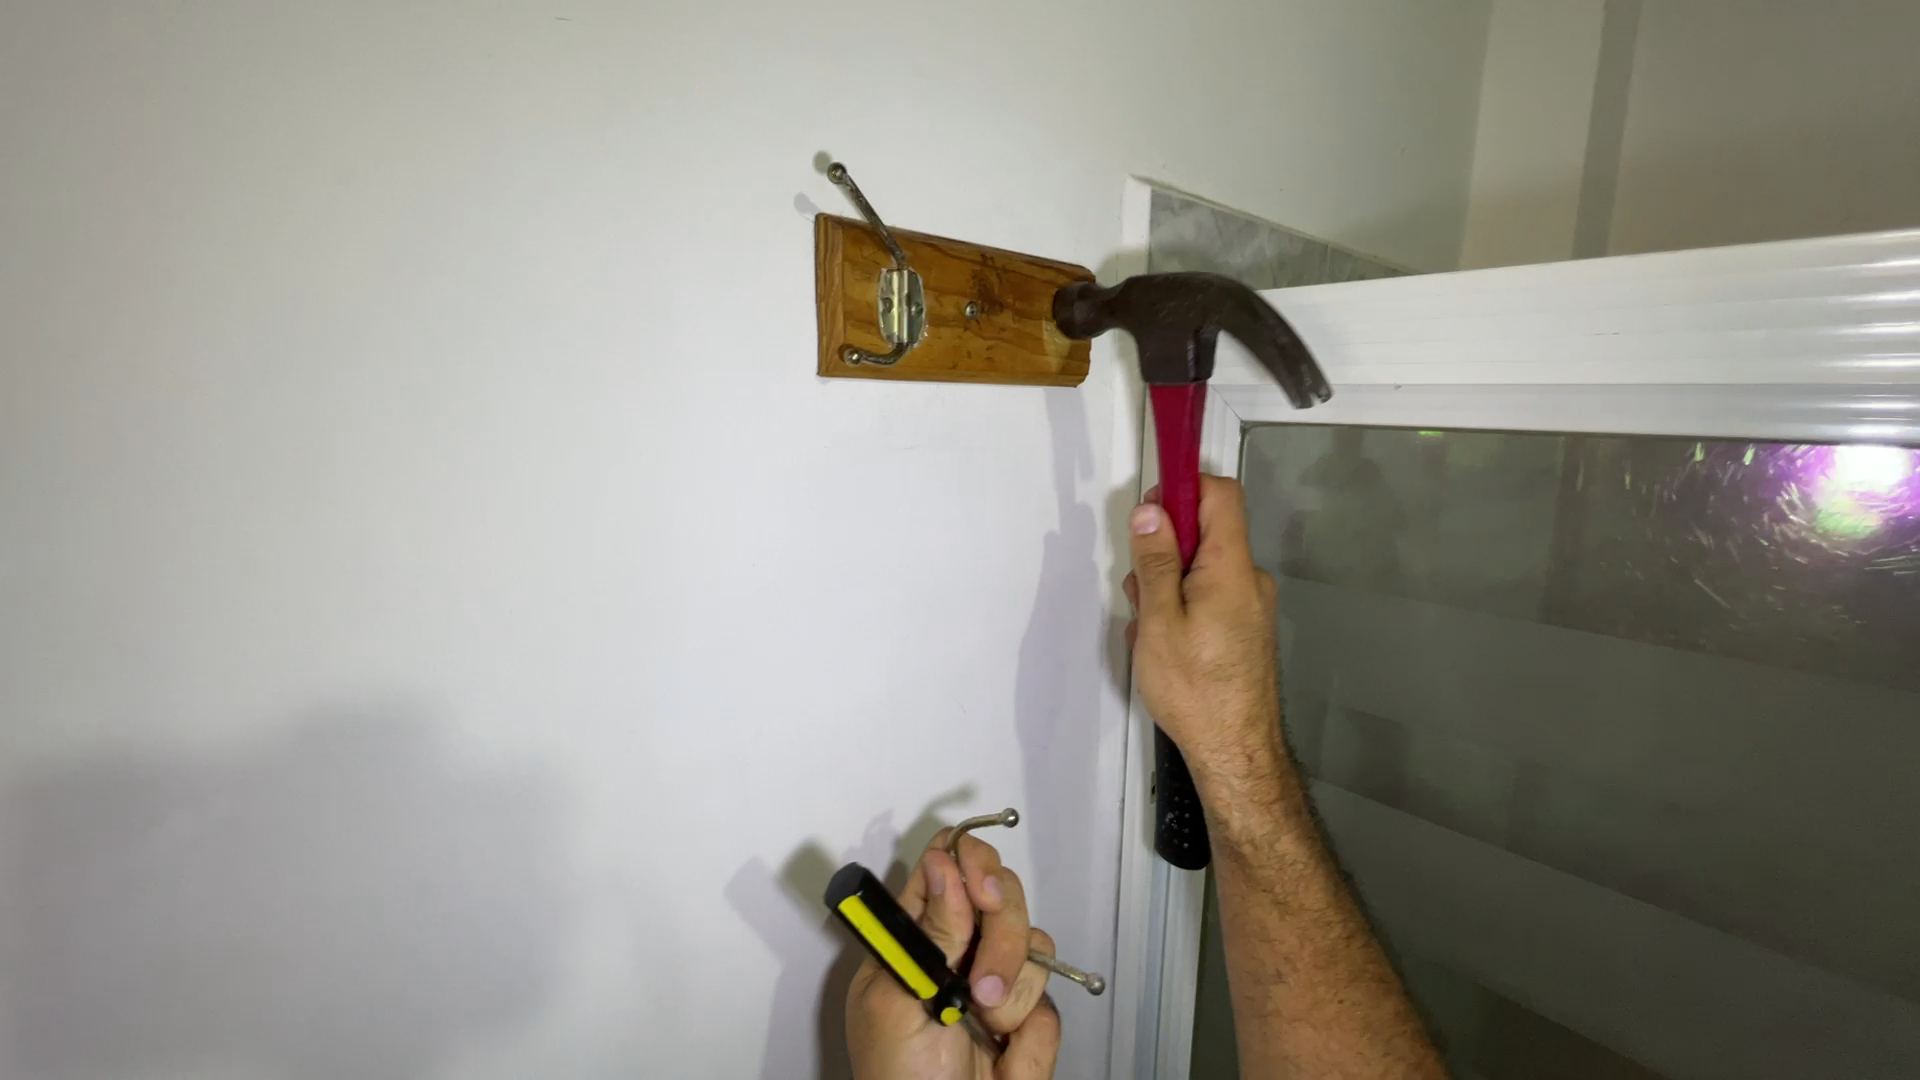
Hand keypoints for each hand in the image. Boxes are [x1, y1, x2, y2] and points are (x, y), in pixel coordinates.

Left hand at [845, 832, 1060, 1079]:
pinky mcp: (1028, 1021)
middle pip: (1002, 893)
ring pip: (1034, 945)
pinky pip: (1051, 1006)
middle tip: (981, 985)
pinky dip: (1029, 1042)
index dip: (972, 859)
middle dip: (1001, 939)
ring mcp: (997, 980)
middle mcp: (959, 946)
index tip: (984, 890)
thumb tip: (942, 862)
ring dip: (1012, 998)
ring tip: (983, 1031)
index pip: (949, 861)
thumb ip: (930, 930)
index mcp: (916, 933)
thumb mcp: (898, 1000)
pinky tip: (1001, 1062)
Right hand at [1123, 476, 1285, 787]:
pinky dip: (1181, 606)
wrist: (1235, 752)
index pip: (1221, 494)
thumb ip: (1155, 561)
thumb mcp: (1159, 620)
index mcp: (1232, 568)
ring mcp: (1250, 605)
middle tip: (1139, 591)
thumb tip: (1151, 511)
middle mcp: (1249, 579)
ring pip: (1201, 568)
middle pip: (1206, 533)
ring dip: (1167, 583)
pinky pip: (1209, 596)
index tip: (1150, 512)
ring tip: (1148, 628)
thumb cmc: (1194, 687)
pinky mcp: (1245, 628)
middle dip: (1164, 549)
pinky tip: (1164, 644)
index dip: (1184, 487)